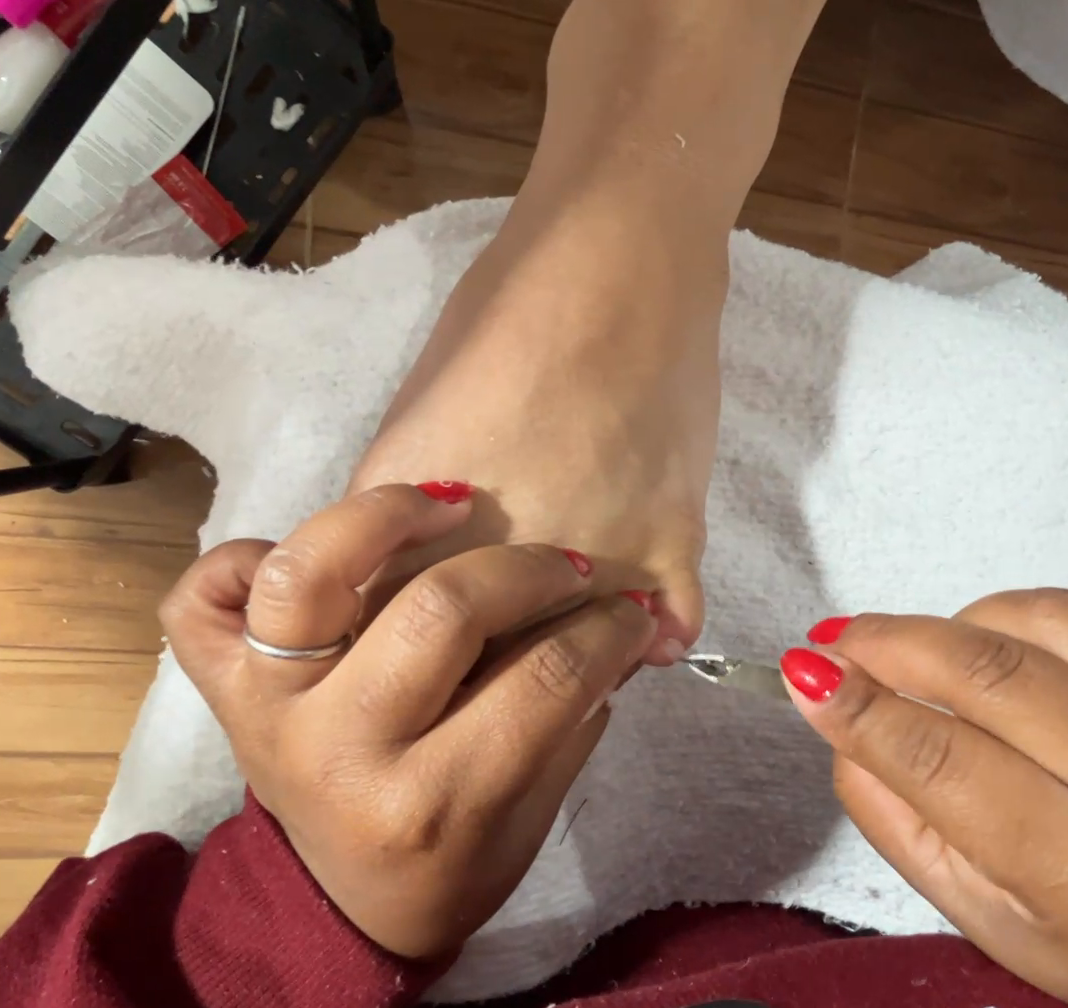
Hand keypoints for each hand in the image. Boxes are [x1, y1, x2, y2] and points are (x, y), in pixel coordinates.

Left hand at [160, 483, 657, 958]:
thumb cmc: (459, 862)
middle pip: (443, 611)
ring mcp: (267, 713)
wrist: (349, 910)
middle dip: (532, 570)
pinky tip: (323, 555)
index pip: (547, 680)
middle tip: (569, 566)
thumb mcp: (535, 807)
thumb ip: (578, 713)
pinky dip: (245, 558)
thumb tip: (624, 625)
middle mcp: (340, 753)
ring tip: (451, 502)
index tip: (629, 610)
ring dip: (389, 515)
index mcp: (434, 803)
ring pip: (309, 574)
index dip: (608, 629)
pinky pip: (201, 601)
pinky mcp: (224, 693)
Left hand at [345, 196, 723, 665]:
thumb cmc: (500, 320)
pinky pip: (663, 632)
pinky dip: (653, 635)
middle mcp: (497, 565)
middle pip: (489, 678)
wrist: (612, 263)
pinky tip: (648, 619)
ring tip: (585, 639)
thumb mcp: (412, 426)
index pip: (398, 652)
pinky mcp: (673, 544)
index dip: (422, 671)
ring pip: (581, 673)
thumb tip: (405, 597)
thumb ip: (395, 528)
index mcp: (415, 536)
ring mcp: (592, 562)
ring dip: (580, 668)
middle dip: (497, 684)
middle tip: (516, 663)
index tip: (442, 668)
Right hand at [783, 590, 1067, 1007]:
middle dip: (893, 642)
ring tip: (933, 659)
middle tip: (839, 639)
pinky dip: (1024, 628)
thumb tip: (831, 702)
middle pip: (992, 674)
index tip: (801, 668)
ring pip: (1040, 618)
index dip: (863, 708)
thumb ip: (890, 810)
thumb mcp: (974, 910)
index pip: (948, 765)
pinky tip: (1020, 668)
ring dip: (958, 625)